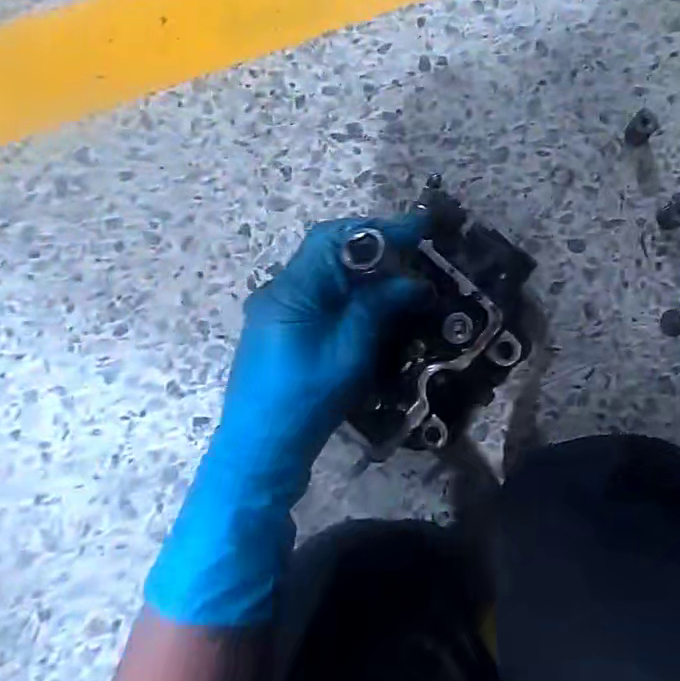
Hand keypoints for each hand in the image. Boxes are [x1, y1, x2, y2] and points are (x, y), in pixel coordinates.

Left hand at [145, 216, 428, 625]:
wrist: (259, 451)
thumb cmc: (304, 401)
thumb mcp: (349, 352)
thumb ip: (378, 308)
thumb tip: (414, 282)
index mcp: (291, 291)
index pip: (335, 239)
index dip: (380, 230)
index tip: (420, 229)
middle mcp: (280, 290)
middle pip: (329, 249)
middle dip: (376, 245)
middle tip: (417, 250)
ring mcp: (280, 310)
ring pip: (327, 271)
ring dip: (367, 267)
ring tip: (406, 275)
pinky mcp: (286, 328)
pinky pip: (323, 293)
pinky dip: (354, 289)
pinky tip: (379, 302)